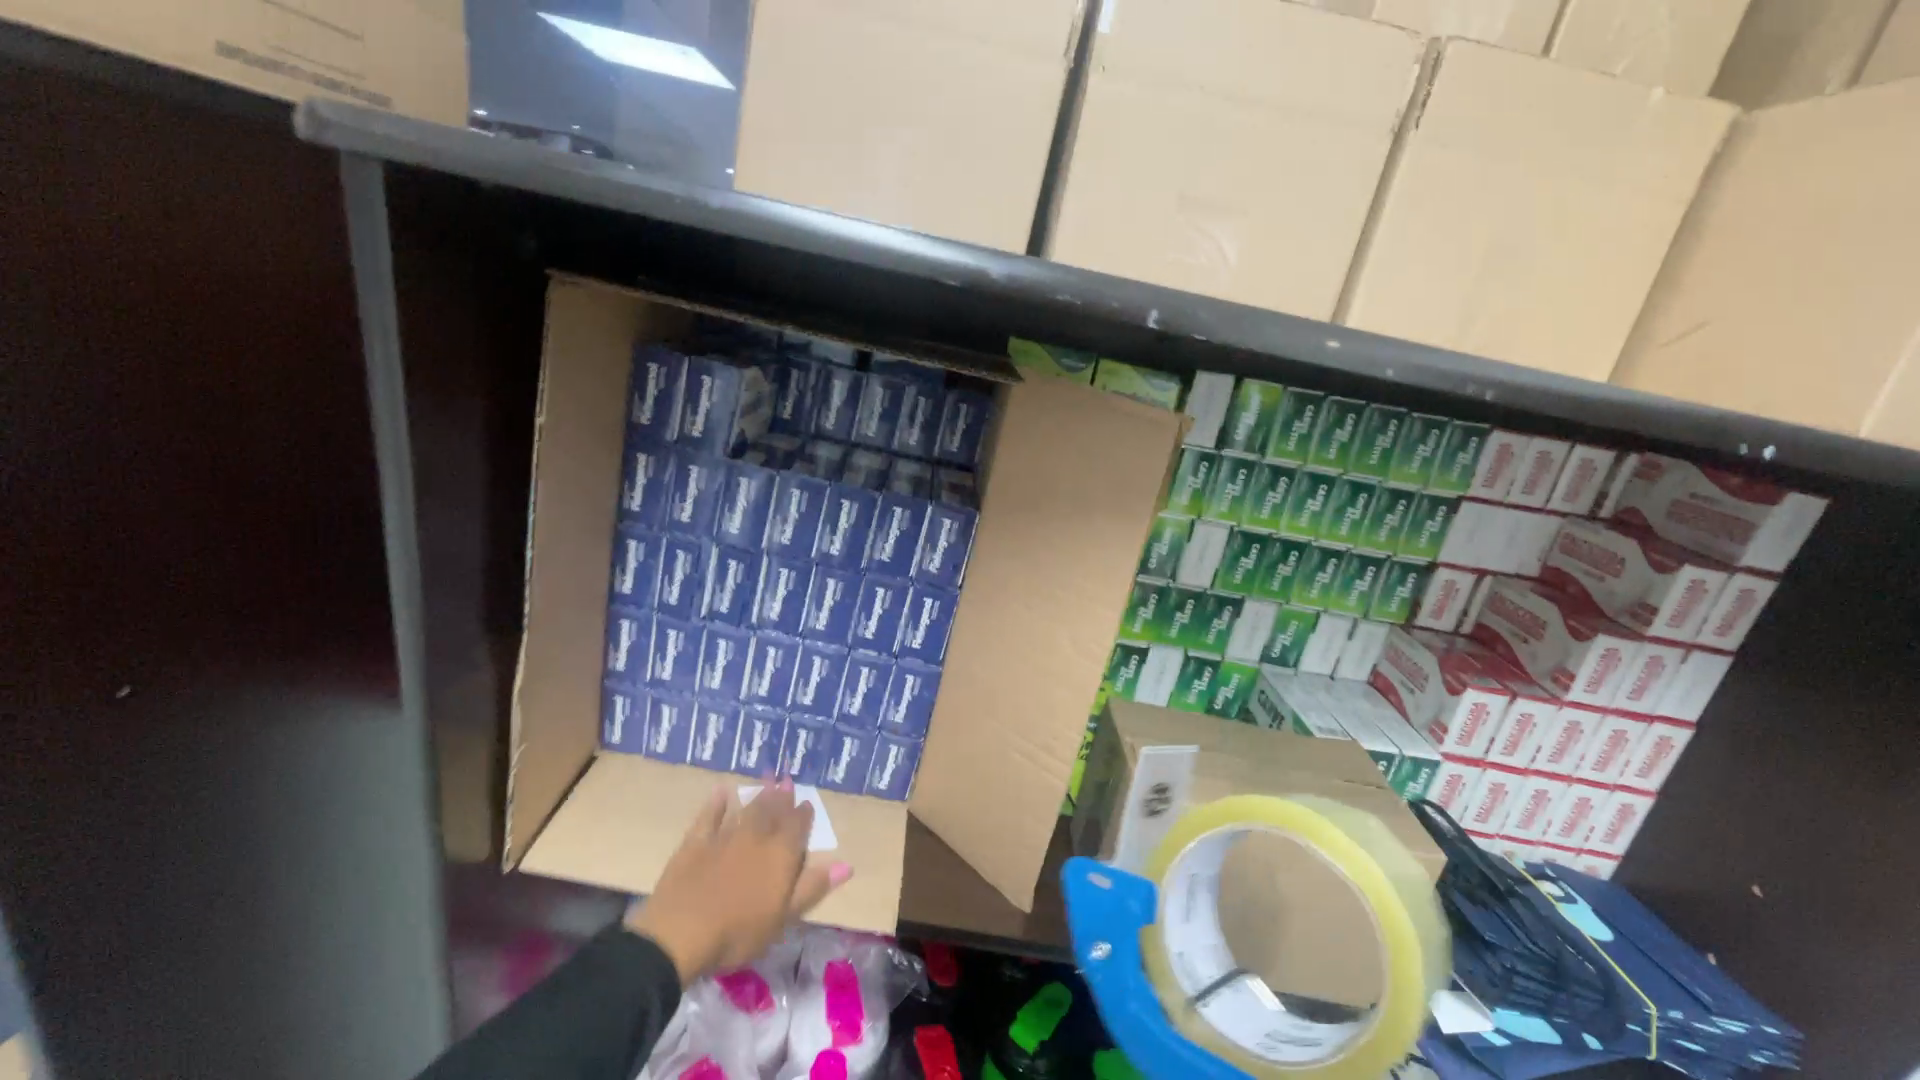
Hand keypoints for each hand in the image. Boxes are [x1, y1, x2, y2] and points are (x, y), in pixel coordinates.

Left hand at [625, 779, 851, 983]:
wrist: (680, 935)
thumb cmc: (738, 933)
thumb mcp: (783, 918)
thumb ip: (812, 887)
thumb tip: (846, 865)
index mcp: (780, 855)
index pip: (797, 828)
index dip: (804, 815)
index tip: (808, 803)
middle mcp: (756, 838)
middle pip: (772, 813)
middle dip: (782, 797)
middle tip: (787, 780)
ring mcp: (724, 837)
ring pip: (746, 810)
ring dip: (758, 796)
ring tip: (766, 781)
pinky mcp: (695, 843)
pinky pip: (709, 816)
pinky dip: (717, 803)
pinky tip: (722, 791)